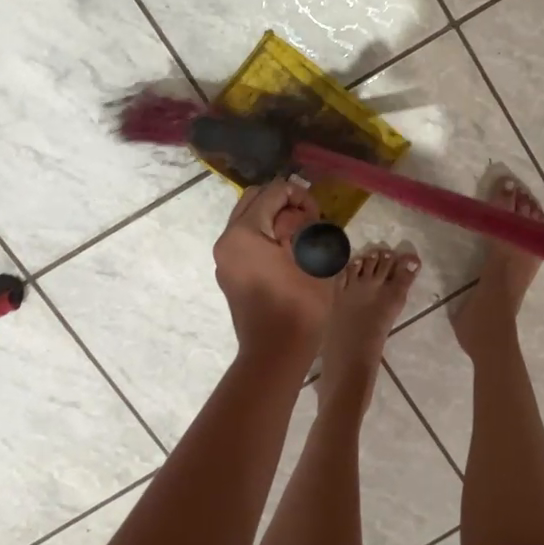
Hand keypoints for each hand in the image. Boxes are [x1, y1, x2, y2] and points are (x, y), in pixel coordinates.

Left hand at [212, 180, 334, 363]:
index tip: (318, 218)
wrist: (277, 353)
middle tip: (310, 224)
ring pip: (251, 220)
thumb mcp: (314, 256)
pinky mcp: (231, 275)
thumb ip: (308, 225)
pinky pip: (248, 241)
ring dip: (276, 221)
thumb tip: (301, 218)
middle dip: (285, 204)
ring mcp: (225, 259)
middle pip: (256, 201)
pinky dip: (267, 238)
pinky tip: (289, 255)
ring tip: (302, 240)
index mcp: (244, 232)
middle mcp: (227, 241)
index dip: (301, 197)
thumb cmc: (299, 305)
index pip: (274, 192)